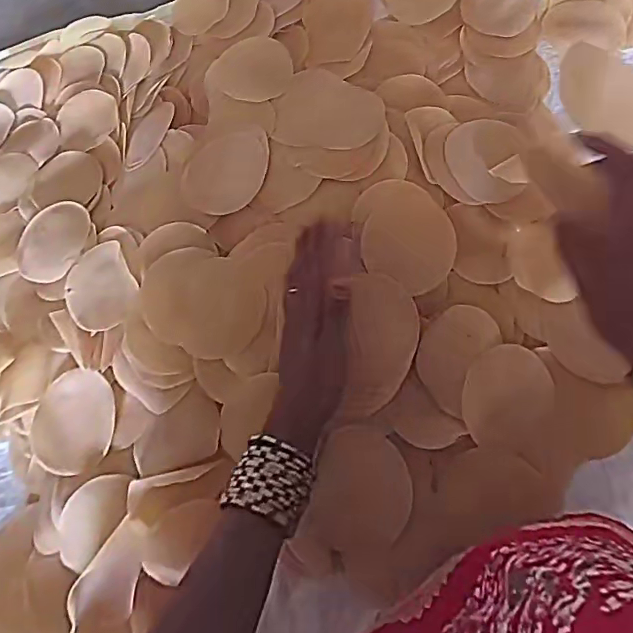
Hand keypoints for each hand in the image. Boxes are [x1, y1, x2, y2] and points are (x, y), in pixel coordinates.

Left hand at [266, 222, 350, 451]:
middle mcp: (296, 311)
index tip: (332, 221)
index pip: (317, 269)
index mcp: (308, 312)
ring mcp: (291, 320)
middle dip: (309, 242)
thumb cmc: (320, 384)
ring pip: (294, 278)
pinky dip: (296, 272)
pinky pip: (292, 290)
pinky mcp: (291, 330)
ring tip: (305, 236)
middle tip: (317, 219)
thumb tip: (341, 281)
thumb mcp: (334, 350)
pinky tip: (297, 273)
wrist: (296, 412)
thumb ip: (337, 315)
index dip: (323, 244)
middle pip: (301, 268)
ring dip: (301, 254)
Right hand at [552, 134, 632, 371]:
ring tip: (596, 210)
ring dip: (621, 195)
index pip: (624, 162)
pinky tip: (618, 238)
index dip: (601, 144)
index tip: (578, 139)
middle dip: (608, 171)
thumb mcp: (583, 274)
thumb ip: (571, 238)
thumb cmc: (620, 309)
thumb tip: (561, 215)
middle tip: (581, 177)